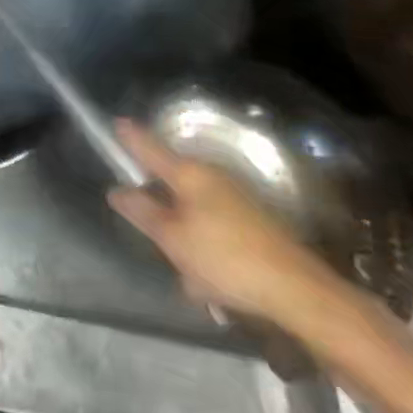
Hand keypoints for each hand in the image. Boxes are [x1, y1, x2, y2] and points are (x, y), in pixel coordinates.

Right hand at [107, 119, 345, 323]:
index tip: (116, 122)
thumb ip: (142, 212)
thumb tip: (117, 190)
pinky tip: (207, 282)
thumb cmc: (225, 257)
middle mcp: (213, 177)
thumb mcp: (172, 238)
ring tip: (184, 273)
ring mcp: (236, 198)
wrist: (296, 289)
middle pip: (172, 179)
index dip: (131, 137)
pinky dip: (203, 247)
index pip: (151, 148)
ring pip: (192, 210)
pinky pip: (212, 228)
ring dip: (182, 234)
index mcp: (190, 174)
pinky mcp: (252, 221)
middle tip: (145, 225)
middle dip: (157, 202)